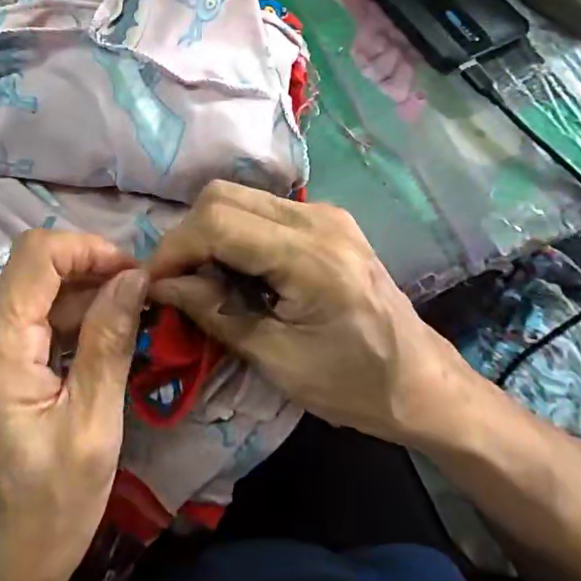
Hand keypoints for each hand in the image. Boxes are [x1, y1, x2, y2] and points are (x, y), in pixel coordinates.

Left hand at [0, 231, 147, 580]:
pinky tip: (105, 345)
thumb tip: (134, 276)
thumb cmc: (45, 512)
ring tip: (136, 322)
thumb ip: (109, 342)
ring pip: (35, 299)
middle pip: (36, 273)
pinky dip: (68, 328)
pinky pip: (29, 329)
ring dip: (85, 302)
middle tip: (147, 300)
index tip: (136, 272)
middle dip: (93, 275)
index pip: (37, 254)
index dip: (89, 249)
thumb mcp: (92, 427)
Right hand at [146, 181, 484, 447]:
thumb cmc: (355, 385)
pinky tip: (235, 270)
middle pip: (223, 195)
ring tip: (202, 277)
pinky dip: (232, 231)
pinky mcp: (326, 220)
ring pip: (238, 195)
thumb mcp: (277, 360)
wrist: (425, 385)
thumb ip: (215, 313)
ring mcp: (324, 214)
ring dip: (207, 231)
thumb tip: (161, 284)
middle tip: (178, 280)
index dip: (175, 248)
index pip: (218, 222)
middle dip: (187, 234)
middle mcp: (318, 219)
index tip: (155, 283)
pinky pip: (259, 208)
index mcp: (311, 257)